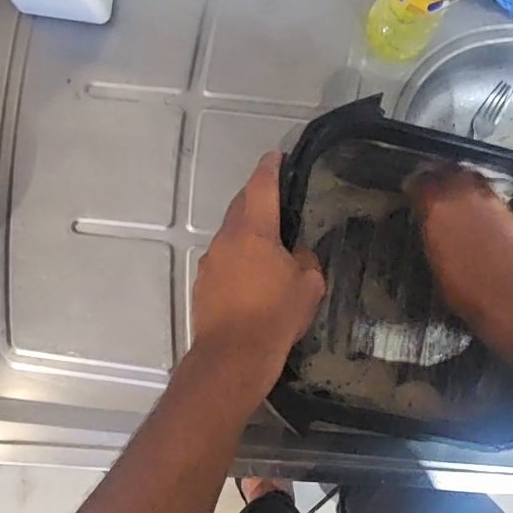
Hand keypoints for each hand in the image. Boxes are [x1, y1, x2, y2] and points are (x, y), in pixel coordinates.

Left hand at [190, 152, 325, 385]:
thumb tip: (297, 253)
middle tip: (277, 197)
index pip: (261, 186)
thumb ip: (305, 259)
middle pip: (241, 206)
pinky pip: (225, 261)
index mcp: (253, 230)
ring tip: (270, 244)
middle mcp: (226, 239)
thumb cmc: (275, 316)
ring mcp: (210, 262)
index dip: (270, 167)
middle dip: (257, 197)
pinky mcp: (203, 285)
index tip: (277, 156)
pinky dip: (240, 260)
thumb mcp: (308, 285)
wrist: (233, 357)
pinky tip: (254, 277)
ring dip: (248, 232)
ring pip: (231, 235)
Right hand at [409, 164, 512, 327]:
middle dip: (442, 175)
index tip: (412, 188)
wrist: (503, 294)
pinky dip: (484, 201)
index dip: (416, 183)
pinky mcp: (511, 212)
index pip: (422, 181)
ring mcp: (491, 201)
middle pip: (451, 171)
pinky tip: (483, 215)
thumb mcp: (434, 255)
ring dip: (465, 183)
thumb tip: (429, 217)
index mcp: (437, 207)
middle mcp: (465, 196)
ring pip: (475, 179)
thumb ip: (431, 228)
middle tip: (437, 183)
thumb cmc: (459, 285)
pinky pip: (493, 198)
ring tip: (461, 194)